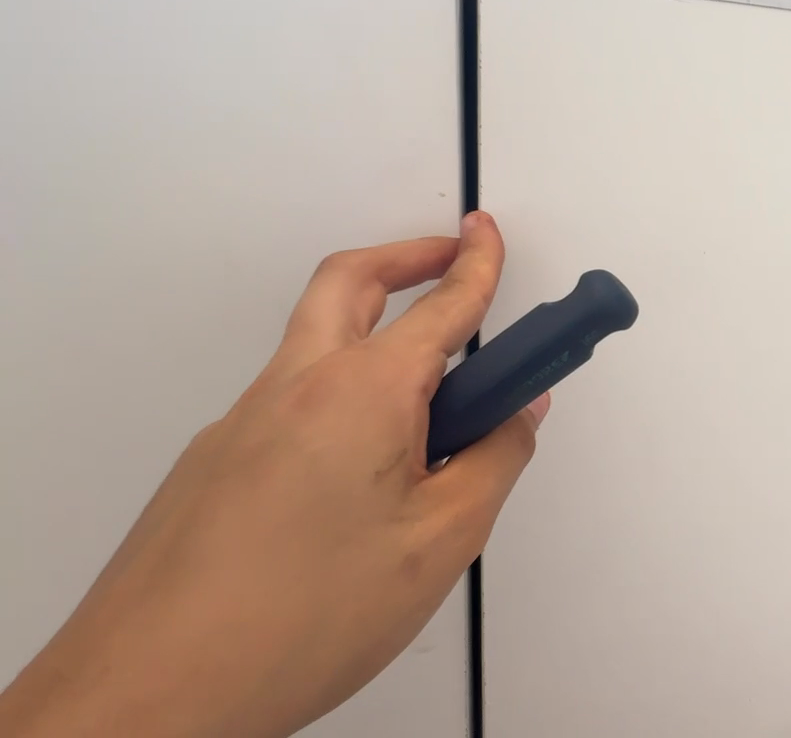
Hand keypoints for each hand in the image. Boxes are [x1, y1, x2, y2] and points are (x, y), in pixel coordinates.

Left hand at [0, 211, 542, 737]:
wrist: (138, 709)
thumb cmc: (301, 618)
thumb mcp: (446, 536)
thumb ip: (499, 456)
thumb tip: (520, 412)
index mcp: (362, 395)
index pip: (444, 305)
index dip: (479, 261)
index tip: (492, 231)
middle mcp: (295, 389)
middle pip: (349, 283)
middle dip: (408, 256)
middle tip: (452, 259)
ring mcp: (242, 424)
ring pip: (319, 343)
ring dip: (381, 333)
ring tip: (438, 402)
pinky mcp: (214, 464)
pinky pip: (296, 399)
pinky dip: (350, 393)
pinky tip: (373, 471)